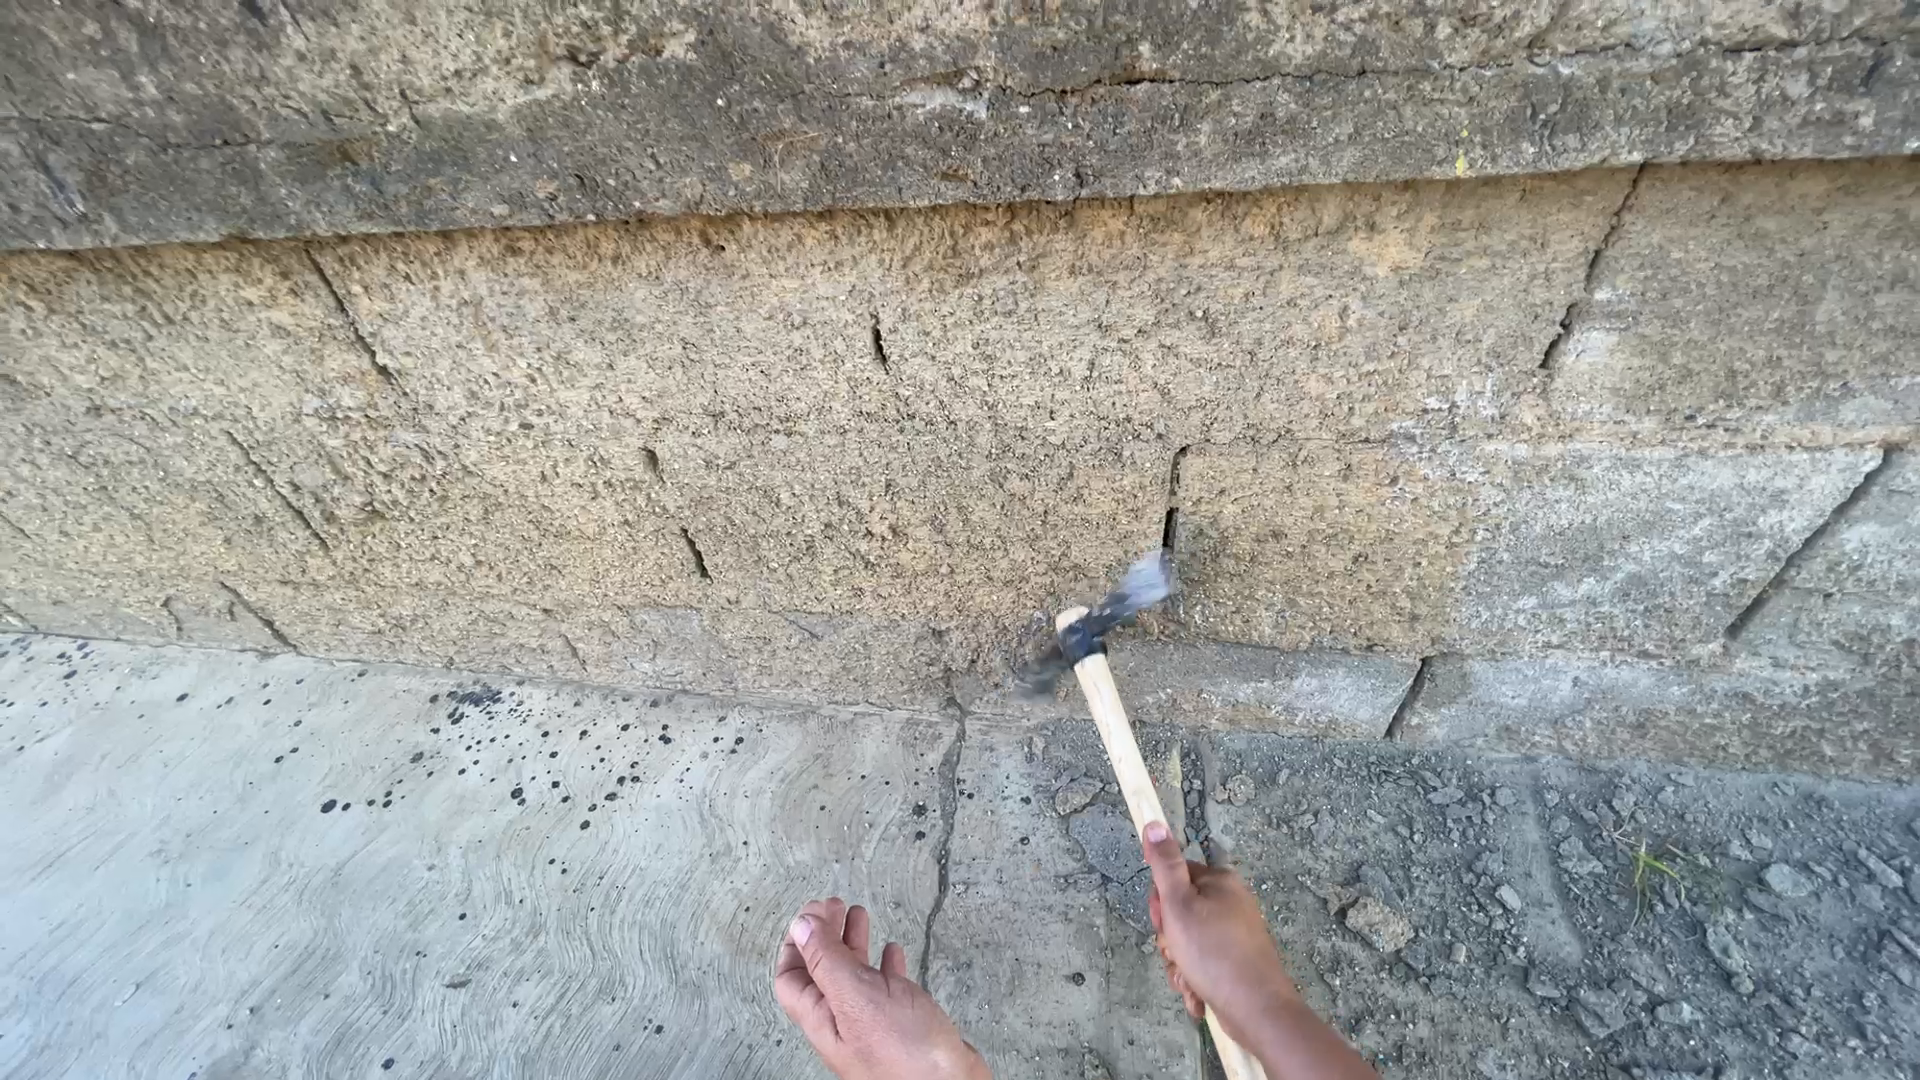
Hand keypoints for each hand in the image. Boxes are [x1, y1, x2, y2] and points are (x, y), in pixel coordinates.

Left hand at [773, 897, 990, 1079]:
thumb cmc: (905, 1055)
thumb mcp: (857, 996)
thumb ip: (826, 960)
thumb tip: (800, 925)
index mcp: (823, 1018)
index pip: (791, 977)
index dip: (796, 941)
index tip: (812, 909)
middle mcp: (843, 1021)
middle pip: (821, 971)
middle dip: (824, 934)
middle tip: (833, 904)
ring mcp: (872, 1024)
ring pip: (853, 976)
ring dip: (852, 942)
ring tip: (859, 915)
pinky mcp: (902, 1023)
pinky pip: (886, 987)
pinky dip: (885, 963)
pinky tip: (892, 952)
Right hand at [1142, 822, 1376, 1078]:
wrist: (1259, 1011)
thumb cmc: (1213, 953)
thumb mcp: (1179, 903)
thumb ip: (1164, 864)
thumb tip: (1155, 823)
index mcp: (1220, 881)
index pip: (1173, 877)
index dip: (1161, 903)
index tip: (1162, 922)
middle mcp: (1231, 902)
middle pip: (1180, 912)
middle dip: (1171, 940)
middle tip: (1176, 954)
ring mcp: (1237, 933)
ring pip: (1189, 941)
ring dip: (1180, 963)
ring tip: (1188, 980)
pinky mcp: (1239, 962)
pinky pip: (1205, 962)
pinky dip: (1196, 978)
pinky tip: (1198, 994)